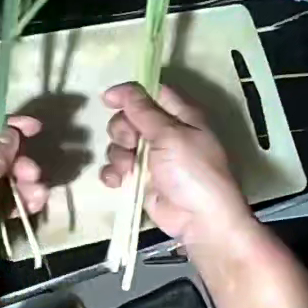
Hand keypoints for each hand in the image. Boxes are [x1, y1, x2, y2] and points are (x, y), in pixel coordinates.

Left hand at [0, 116, 47, 301]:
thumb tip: (10, 132)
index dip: (9, 127)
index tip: (37, 128)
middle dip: (20, 165)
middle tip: (34, 176)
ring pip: (6, 183)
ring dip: (24, 187)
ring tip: (38, 198)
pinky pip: (5, 206)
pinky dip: (20, 205)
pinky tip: (34, 208)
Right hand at [99, 83, 254, 251]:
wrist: (199, 219)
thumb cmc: (191, 171)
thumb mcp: (169, 135)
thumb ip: (143, 110)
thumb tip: (122, 89)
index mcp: (180, 116)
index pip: (152, 93)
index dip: (130, 94)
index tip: (108, 99)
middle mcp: (165, 133)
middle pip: (130, 118)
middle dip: (122, 130)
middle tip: (130, 143)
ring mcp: (152, 157)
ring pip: (121, 144)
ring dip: (118, 154)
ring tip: (128, 169)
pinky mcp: (141, 179)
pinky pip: (118, 168)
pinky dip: (114, 173)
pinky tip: (117, 182)